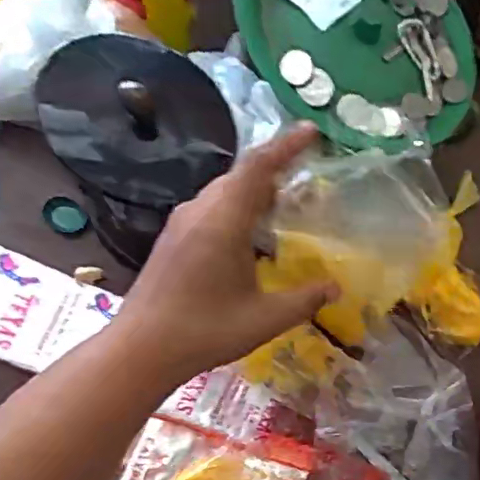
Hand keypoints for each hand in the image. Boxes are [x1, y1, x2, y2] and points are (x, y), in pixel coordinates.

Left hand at [114, 123, 335, 380]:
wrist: (144, 347)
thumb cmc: (206, 330)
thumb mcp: (265, 319)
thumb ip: (304, 300)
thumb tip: (335, 288)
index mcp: (223, 220)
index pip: (258, 167)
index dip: (287, 146)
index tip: (312, 131)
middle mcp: (199, 211)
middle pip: (240, 176)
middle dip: (274, 170)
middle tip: (306, 177)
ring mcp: (182, 224)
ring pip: (224, 193)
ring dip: (255, 193)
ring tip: (283, 205)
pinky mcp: (174, 240)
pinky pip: (212, 211)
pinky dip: (238, 210)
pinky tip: (251, 236)